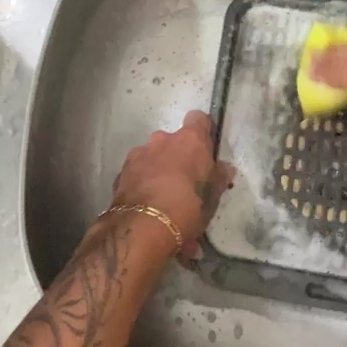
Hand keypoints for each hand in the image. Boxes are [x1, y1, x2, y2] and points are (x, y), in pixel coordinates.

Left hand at [110, 110, 233, 249]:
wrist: (143, 227)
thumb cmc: (187, 207)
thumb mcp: (213, 196)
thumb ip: (219, 177)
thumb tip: (224, 168)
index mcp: (189, 140)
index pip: (199, 119)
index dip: (203, 131)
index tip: (205, 148)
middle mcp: (162, 139)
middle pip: (174, 142)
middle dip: (179, 157)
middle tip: (185, 182)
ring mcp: (139, 154)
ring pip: (154, 158)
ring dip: (159, 171)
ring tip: (164, 199)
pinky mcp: (122, 172)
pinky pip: (138, 173)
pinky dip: (144, 184)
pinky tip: (148, 207)